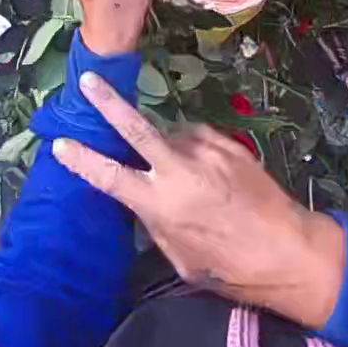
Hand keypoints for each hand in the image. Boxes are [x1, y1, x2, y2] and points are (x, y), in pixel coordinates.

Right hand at [53, 73, 347, 328]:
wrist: (286, 247)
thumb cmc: (230, 266)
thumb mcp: (180, 255)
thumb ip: (156, 221)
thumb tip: (144, 198)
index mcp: (161, 203)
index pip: (110, 176)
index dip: (82, 160)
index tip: (60, 143)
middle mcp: (181, 169)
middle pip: (137, 127)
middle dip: (108, 102)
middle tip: (88, 79)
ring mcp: (208, 151)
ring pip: (173, 135)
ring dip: (167, 146)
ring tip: (185, 176)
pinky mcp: (230, 144)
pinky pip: (199, 138)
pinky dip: (192, 148)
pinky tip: (203, 168)